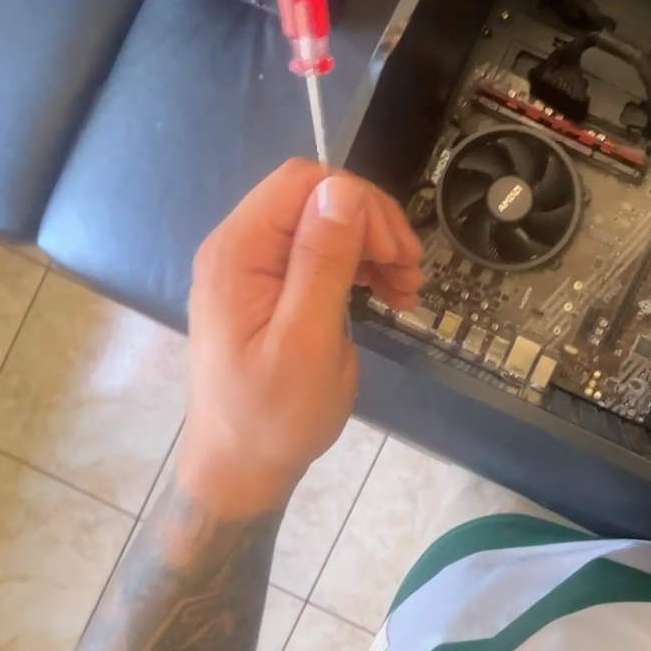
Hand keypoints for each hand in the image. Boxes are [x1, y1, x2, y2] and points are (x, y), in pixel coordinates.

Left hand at [178, 159, 422, 513]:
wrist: (245, 467)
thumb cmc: (274, 414)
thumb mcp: (306, 339)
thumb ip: (322, 262)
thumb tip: (345, 191)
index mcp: (240, 252)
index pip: (303, 183)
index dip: (359, 204)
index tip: (395, 252)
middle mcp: (243, 249)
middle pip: (318, 199)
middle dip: (373, 226)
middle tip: (410, 272)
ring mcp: (258, 270)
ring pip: (327, 225)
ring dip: (374, 248)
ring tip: (408, 289)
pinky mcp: (275, 290)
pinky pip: (325, 256)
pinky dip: (363, 268)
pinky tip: (391, 295)